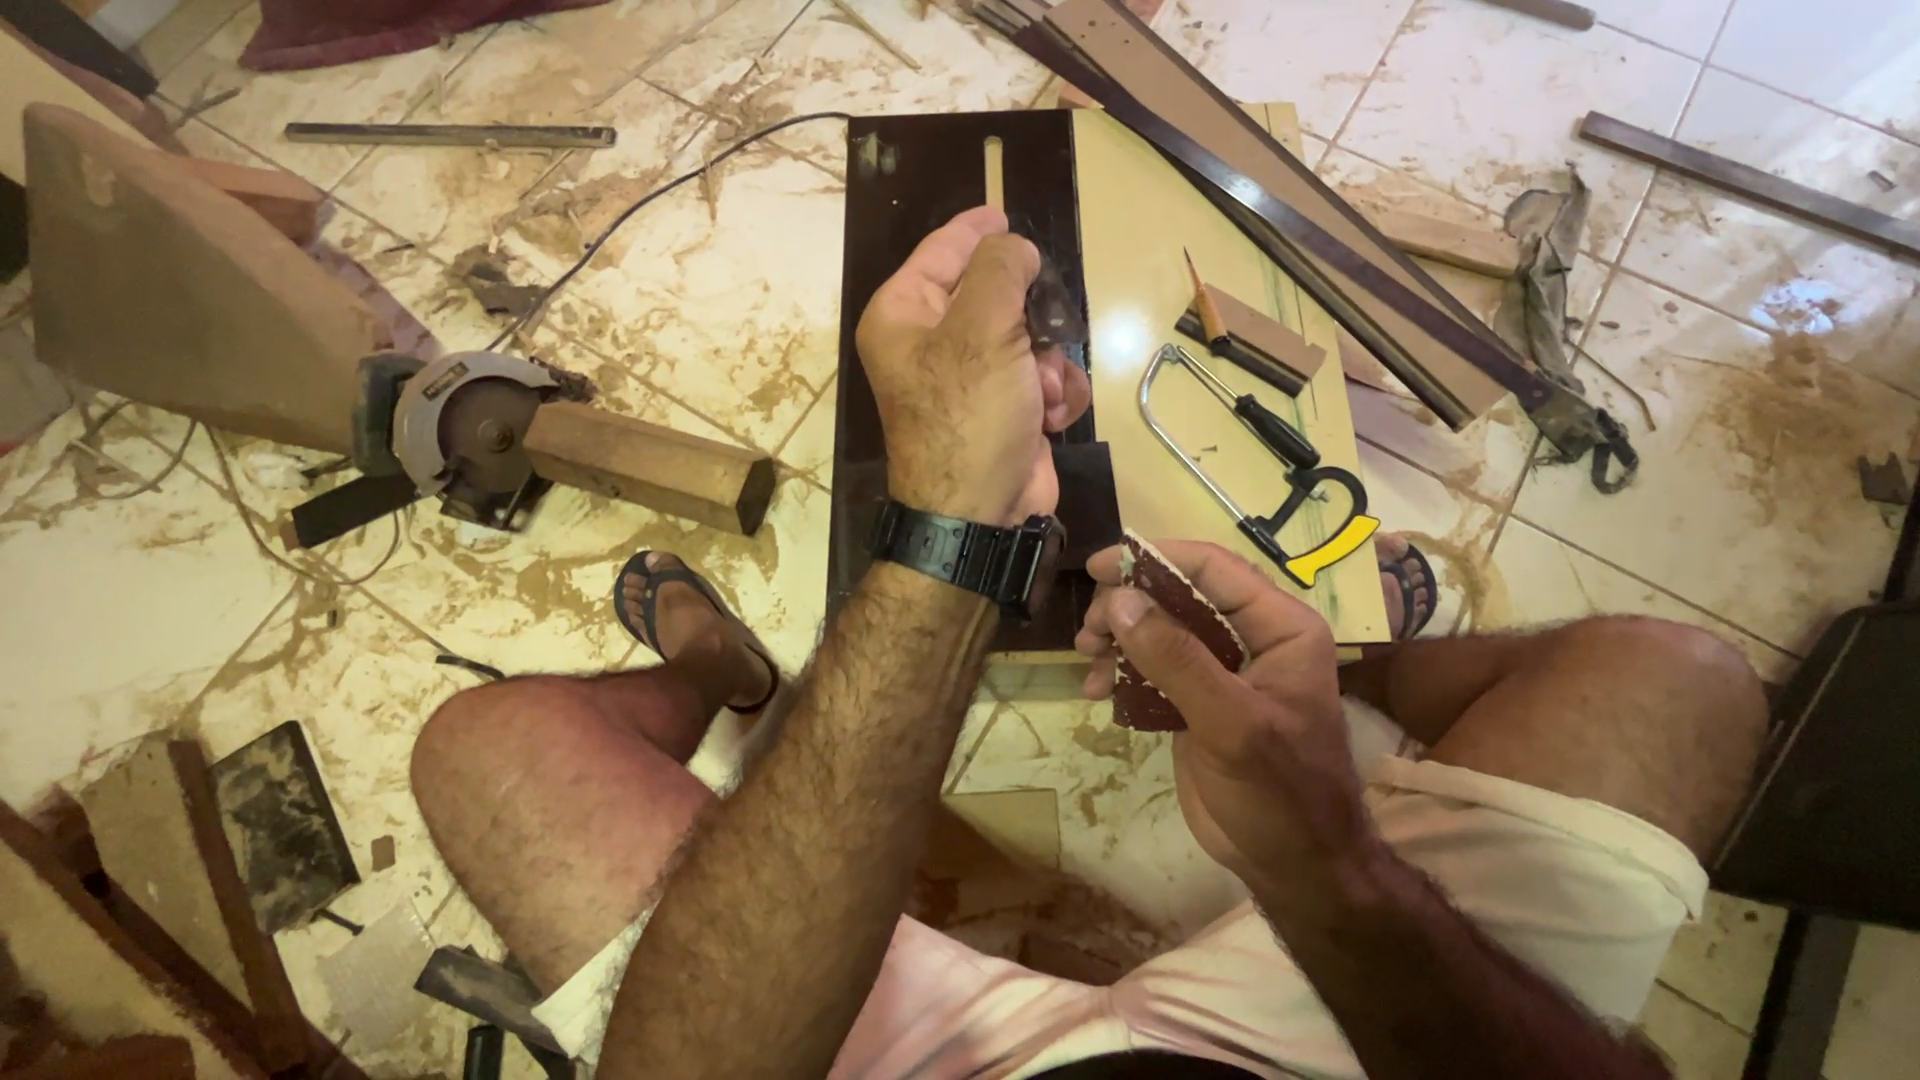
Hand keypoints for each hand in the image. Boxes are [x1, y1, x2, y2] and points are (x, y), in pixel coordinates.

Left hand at [855, 206, 1091, 525]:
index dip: (975, 230)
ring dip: (1048, 363)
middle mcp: (931, 343)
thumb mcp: (981, 328)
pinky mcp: (1005, 409)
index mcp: (904, 315)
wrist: (981, 513)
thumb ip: (1000, 268)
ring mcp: (970, 379)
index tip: (1004, 212)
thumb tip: (1013, 248)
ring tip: (1039, 392)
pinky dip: (1053, 394)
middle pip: (994, 293)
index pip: (941, 252)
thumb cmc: (968, 416)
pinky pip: (1042, 376)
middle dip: (1030, 314)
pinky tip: (1047, 417)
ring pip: (1030, 336)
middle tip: (1044, 326)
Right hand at [1075, 541, 1374, 889]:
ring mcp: (1222, 669)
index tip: (1099, 567)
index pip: (1213, 569)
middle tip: (1090, 632)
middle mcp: (1252, 637)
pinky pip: (1152, 667)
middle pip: (1179, 594)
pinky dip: (1121, 671)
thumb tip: (1121, 601)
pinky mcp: (1196, 700)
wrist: (1294, 865)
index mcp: (1279, 626)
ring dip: (1119, 637)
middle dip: (1129, 605)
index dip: (1155, 559)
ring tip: (1087, 658)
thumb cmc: (1281, 793)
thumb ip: (1178, 659)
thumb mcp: (1231, 723)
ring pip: (1160, 628)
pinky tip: (1096, 689)